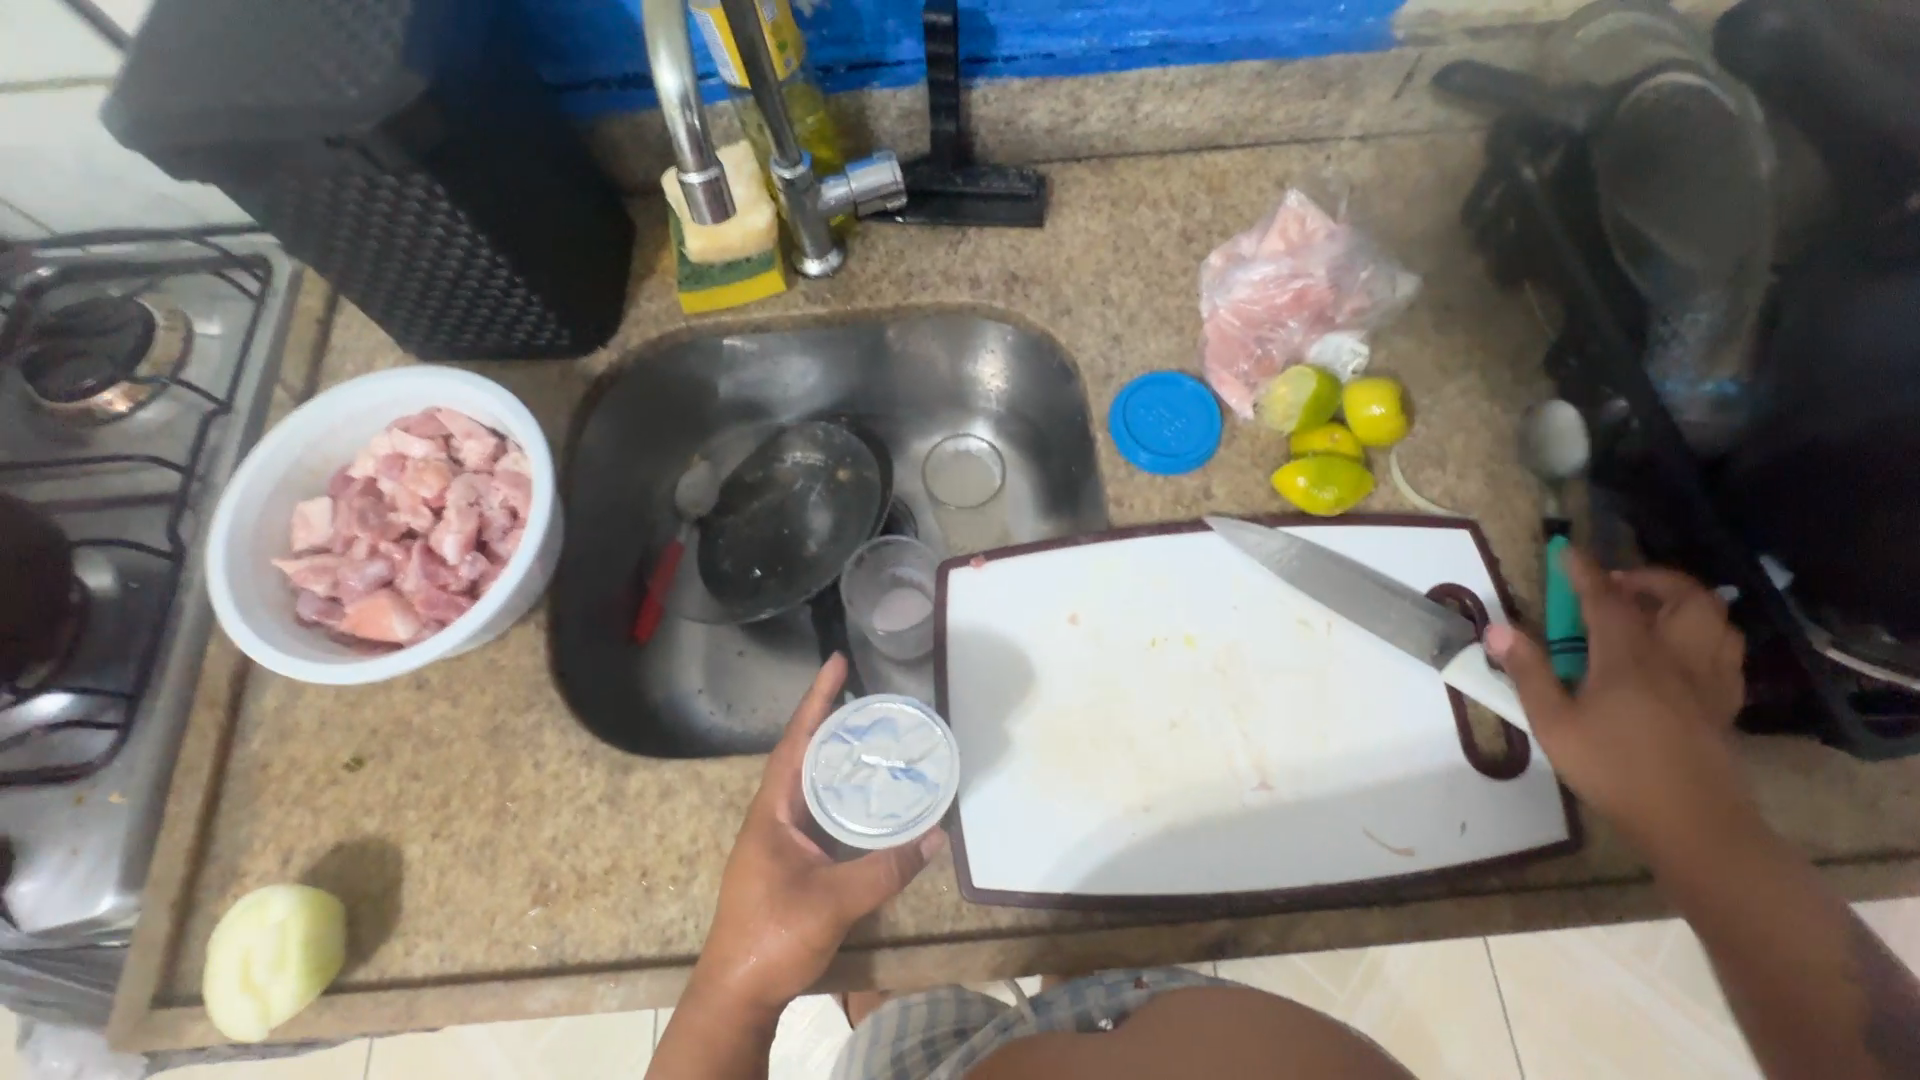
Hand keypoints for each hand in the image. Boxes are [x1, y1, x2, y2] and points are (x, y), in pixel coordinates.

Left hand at [691, 654, 945, 1016]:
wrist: (738, 993)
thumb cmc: (772, 936)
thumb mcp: (833, 901)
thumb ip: (885, 868)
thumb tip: (936, 835)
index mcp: (772, 810)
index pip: (796, 741)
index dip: (817, 700)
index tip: (837, 662)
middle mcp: (776, 815)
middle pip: (808, 755)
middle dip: (836, 722)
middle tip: (876, 698)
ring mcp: (784, 839)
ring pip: (817, 785)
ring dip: (843, 759)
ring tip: (880, 736)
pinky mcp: (796, 861)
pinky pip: (826, 814)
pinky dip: (848, 797)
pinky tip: (874, 798)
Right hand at [1486, 549, 1755, 863]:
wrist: (1692, 822)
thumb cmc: (1612, 769)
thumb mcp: (1553, 723)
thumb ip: (1528, 672)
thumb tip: (1496, 628)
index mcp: (1630, 657)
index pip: (1607, 599)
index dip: (1585, 571)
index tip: (1567, 552)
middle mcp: (1676, 657)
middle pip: (1683, 596)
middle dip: (1649, 578)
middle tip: (1615, 585)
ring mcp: (1708, 680)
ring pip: (1715, 619)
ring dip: (1683, 602)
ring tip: (1651, 611)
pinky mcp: (1725, 703)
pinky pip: (1726, 651)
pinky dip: (1705, 635)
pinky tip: (1680, 651)